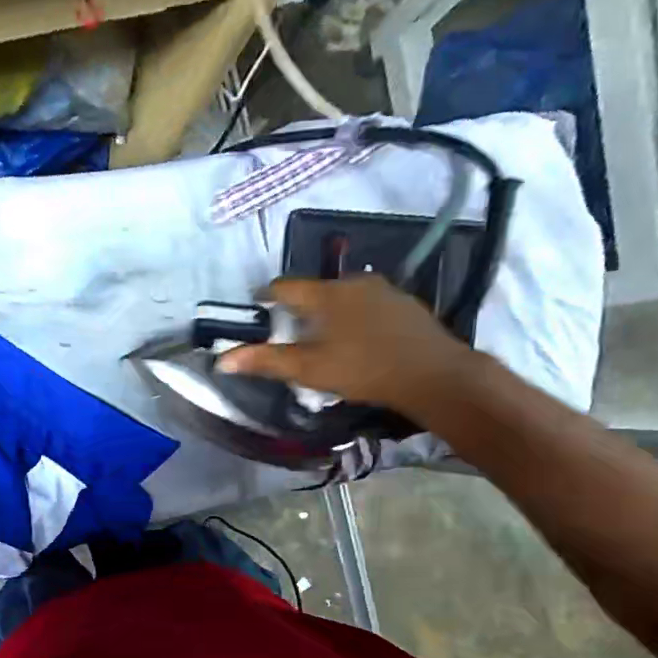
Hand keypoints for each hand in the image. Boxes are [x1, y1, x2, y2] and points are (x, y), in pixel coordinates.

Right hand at [216, 274, 478, 414]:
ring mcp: (384, 290)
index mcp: (326, 294)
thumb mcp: (308, 369)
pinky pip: (368, 304)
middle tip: (288, 328)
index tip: (256, 307)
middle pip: (316, 289)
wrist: (435, 375)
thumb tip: (222, 359)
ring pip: (344, 296)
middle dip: (299, 305)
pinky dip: (355, 317)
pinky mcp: (406, 304)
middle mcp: (354, 282)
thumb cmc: (364, 370)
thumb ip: (265, 361)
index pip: (285, 285)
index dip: (266, 295)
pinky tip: (358, 339)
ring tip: (322, 335)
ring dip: (329, 311)